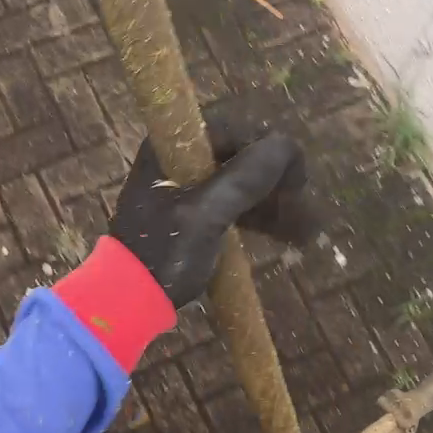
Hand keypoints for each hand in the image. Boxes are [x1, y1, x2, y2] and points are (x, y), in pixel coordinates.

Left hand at [106, 121, 317, 306]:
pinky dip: (257, 217)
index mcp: (170, 147)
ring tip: (303, 235)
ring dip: (273, 205)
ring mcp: (182, 186)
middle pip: (242, 158)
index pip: (236, 132)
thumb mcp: (206, 214)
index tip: (296, 187)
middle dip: (277, 187)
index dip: (271, 156)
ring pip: (240, 184)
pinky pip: (231, 205)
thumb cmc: (162, 254)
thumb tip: (285, 146)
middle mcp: (176, 158)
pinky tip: (284, 236)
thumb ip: (244, 177)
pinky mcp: (188, 213)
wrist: (126, 300)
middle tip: (306, 219)